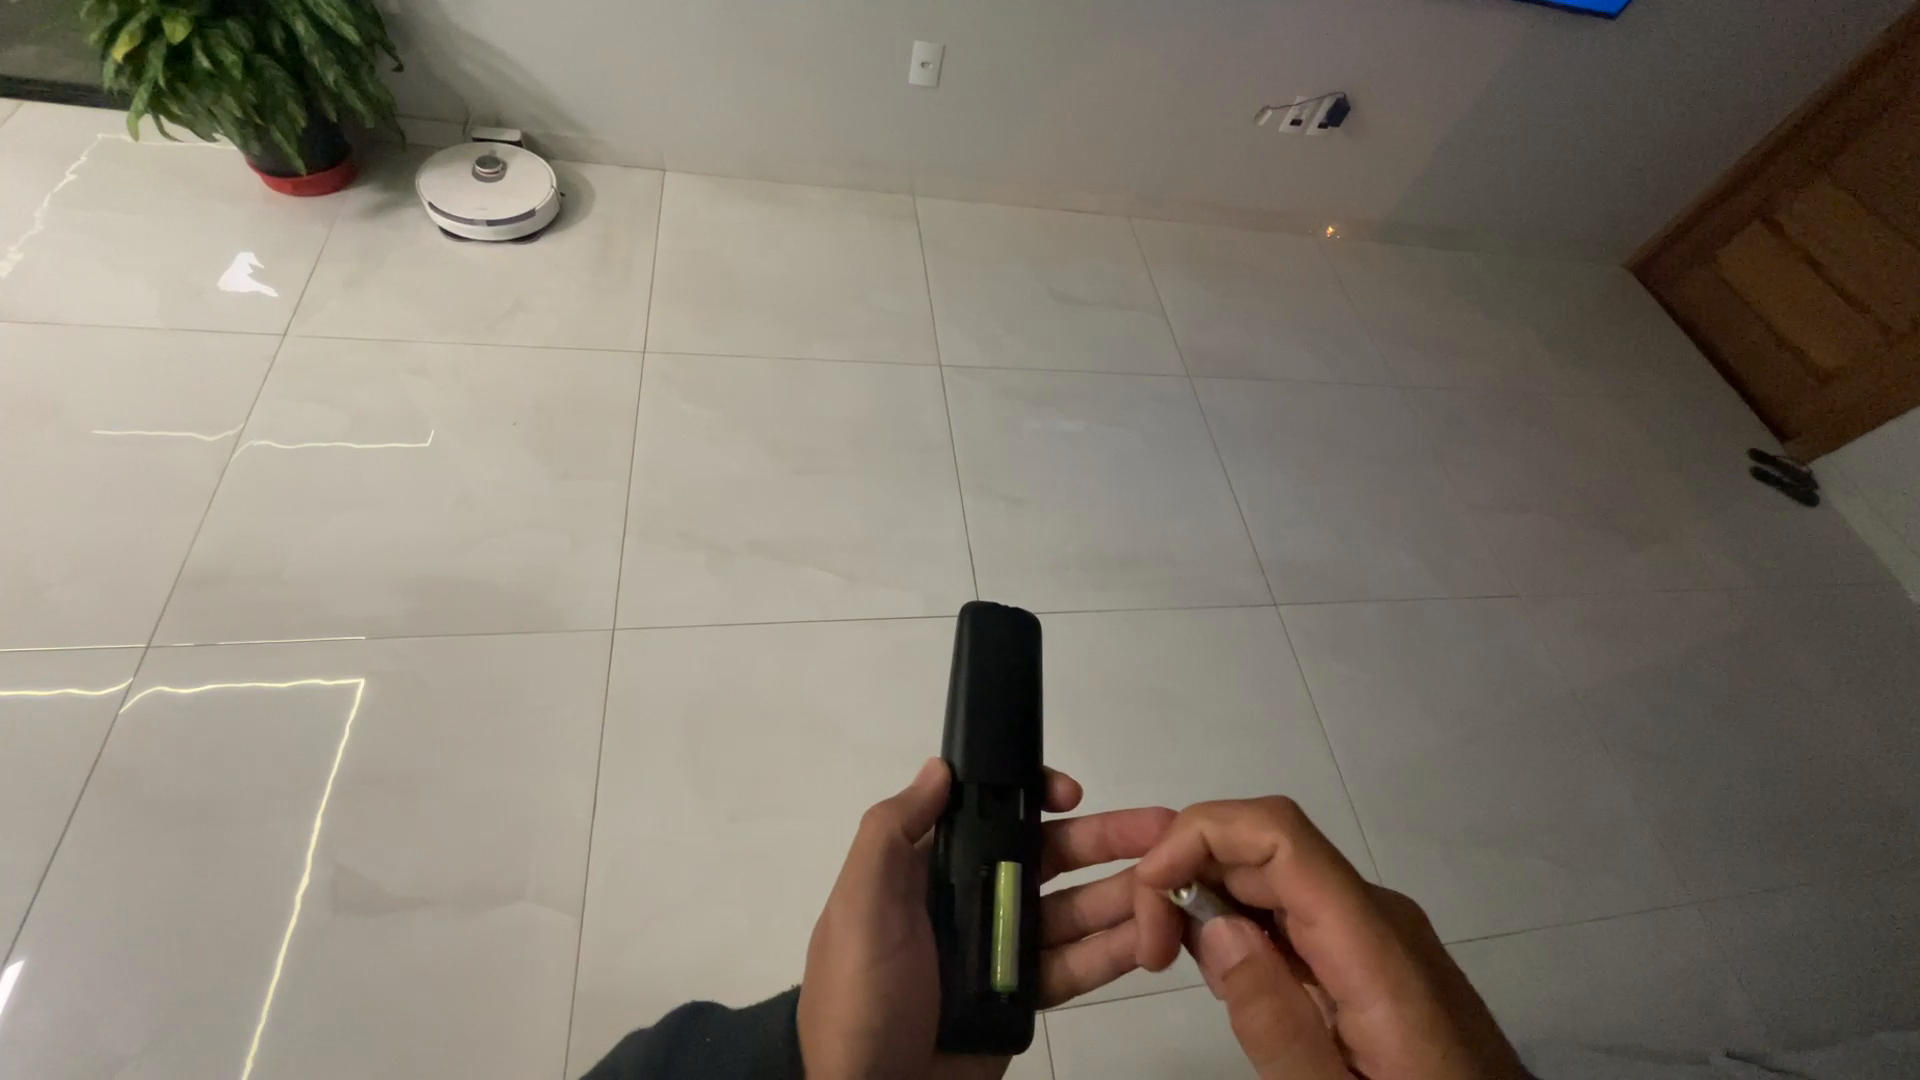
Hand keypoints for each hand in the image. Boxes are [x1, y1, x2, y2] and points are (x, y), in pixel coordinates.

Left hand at [798, 758, 1173, 1079]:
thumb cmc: (860, 991)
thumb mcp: (861, 903)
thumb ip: (893, 830)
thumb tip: (939, 768)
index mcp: (934, 866)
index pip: (994, 815)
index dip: (1036, 798)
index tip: (1072, 794)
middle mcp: (974, 896)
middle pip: (1048, 857)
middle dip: (1102, 839)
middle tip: (1161, 829)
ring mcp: (1003, 946)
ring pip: (1073, 909)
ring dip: (1122, 892)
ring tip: (1174, 883)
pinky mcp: (1023, 994)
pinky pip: (1075, 965)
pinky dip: (1114, 951)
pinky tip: (1154, 937)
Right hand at [1133, 797, 1526, 1079]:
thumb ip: (1278, 1026)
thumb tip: (1214, 922)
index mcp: (1374, 946)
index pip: (1278, 833)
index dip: (1200, 834)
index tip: (1150, 889)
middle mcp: (1373, 914)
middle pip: (1261, 845)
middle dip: (1187, 871)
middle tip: (1150, 949)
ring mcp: (1372, 928)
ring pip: (1266, 871)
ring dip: (1205, 895)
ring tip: (1173, 959)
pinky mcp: (1364, 948)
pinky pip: (1286, 905)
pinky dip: (1234, 918)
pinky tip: (1220, 969)